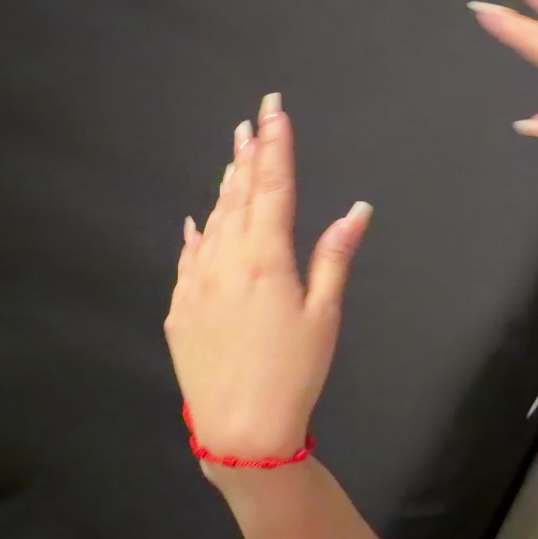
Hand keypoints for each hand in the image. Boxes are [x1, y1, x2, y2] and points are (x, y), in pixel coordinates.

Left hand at [165, 93, 371, 464]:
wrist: (239, 428)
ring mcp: (196, 282)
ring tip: (234, 157)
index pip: (274, 188)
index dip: (277, 146)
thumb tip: (358, 209)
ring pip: (212, 222)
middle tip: (252, 119)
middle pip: (240, 196)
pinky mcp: (180, 308)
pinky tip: (197, 221)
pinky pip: (188, 257)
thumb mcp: (325, 314)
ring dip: (226, 188)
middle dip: (249, 155)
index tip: (275, 110)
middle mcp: (225, 259)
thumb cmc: (294, 370)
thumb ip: (335, 257)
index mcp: (266, 258)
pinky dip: (196, 233)